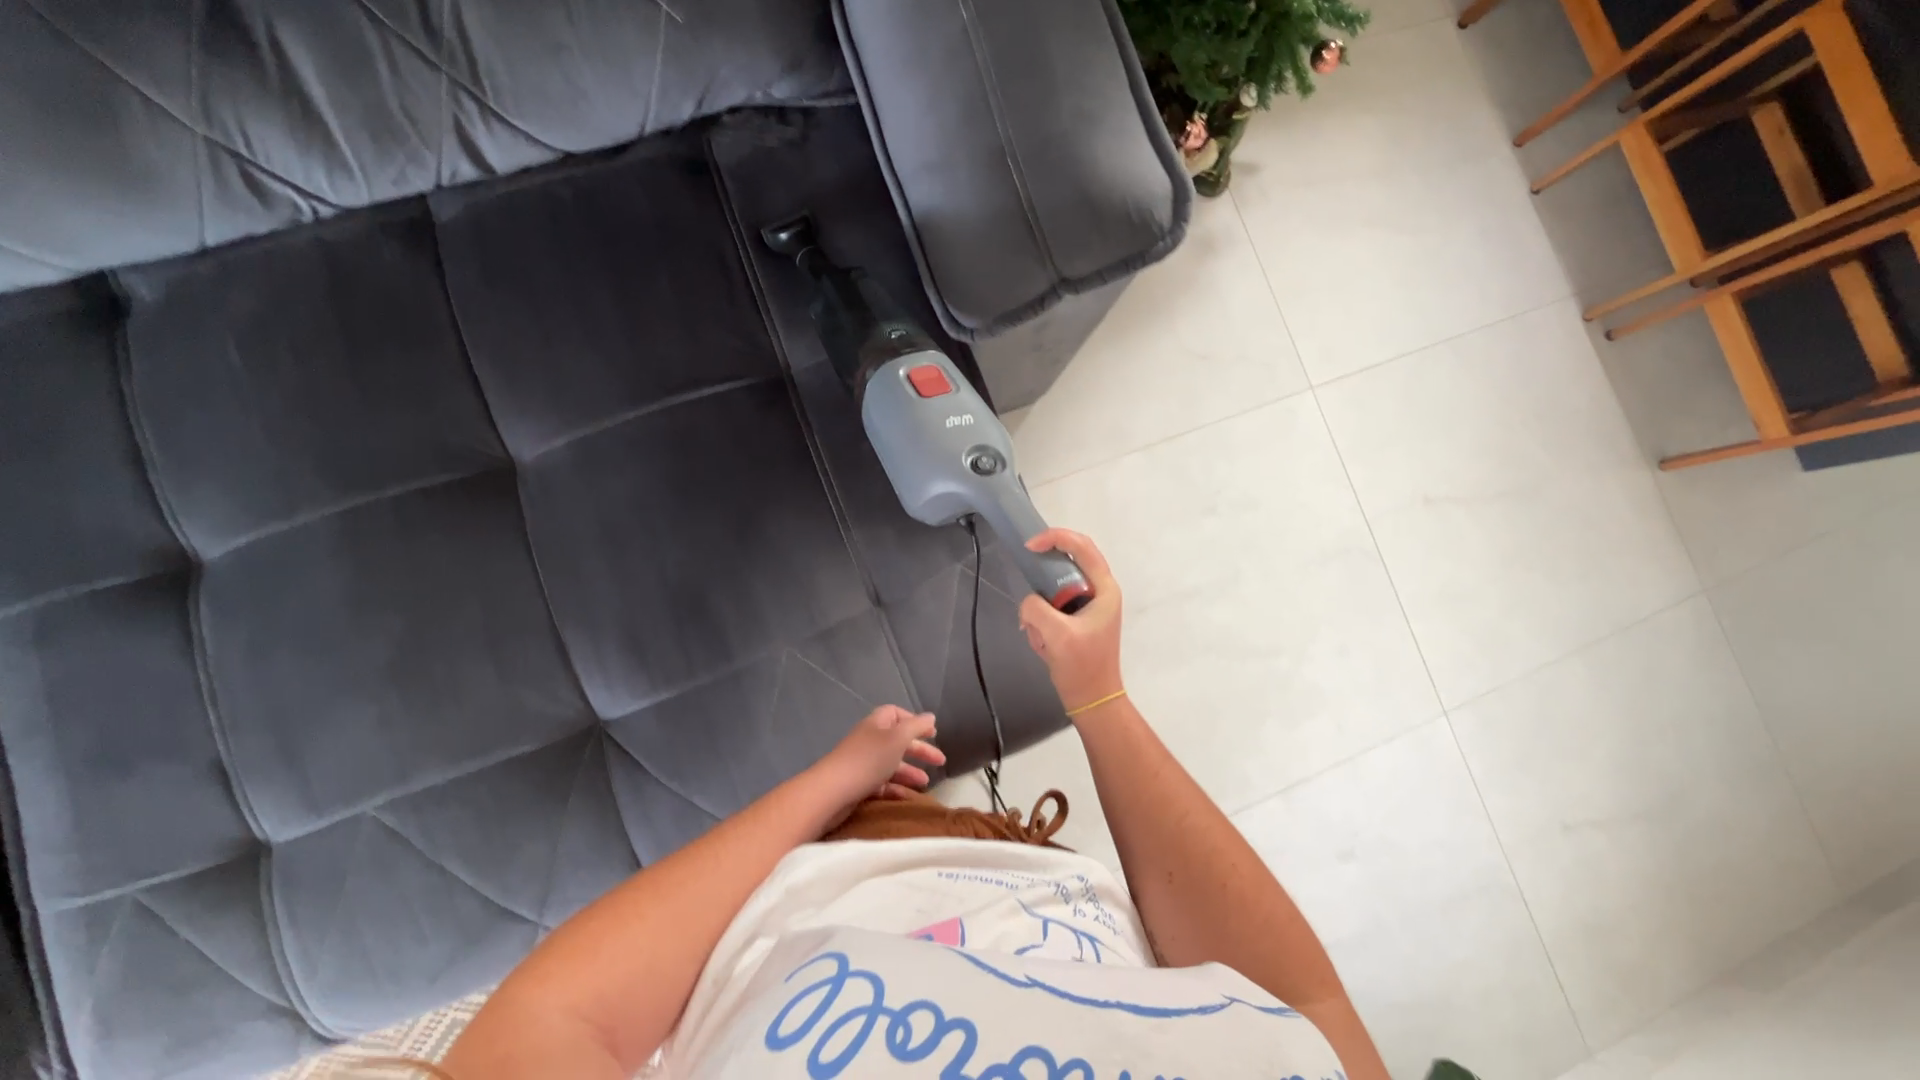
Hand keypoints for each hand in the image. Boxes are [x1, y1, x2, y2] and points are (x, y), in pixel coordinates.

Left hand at [813, 706, 945, 814]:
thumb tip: (931, 716)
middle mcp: (869, 740)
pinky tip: (909, 796)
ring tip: (926, 783)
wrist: (832, 792)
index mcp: (877, 724)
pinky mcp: (858, 785)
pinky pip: (882, 784)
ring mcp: (863, 763)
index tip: (932, 732)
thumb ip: (916, 726)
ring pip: (891, 764)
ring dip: (910, 772)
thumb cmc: (868, 759)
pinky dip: (896, 788)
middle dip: (919, 750)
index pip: (896, 714)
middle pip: (898, 741)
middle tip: (940, 761)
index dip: (914, 721)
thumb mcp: (897, 738)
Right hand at [1018, 529, 1124, 718]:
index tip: (1029, 547)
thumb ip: (1035, 608)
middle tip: (1028, 593)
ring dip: (1040, 608)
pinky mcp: (1076, 619)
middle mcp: (1100, 591)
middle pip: (1067, 562)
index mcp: (1104, 589)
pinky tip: (1042, 644)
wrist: (1092, 699)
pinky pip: (1051, 607)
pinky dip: (1041, 621)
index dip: (1055, 538)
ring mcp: (1088, 605)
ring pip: (1054, 587)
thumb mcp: (1055, 634)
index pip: (1082, 546)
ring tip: (1040, 636)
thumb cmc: (1082, 666)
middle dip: (1043, 579)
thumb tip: (1028, 603)